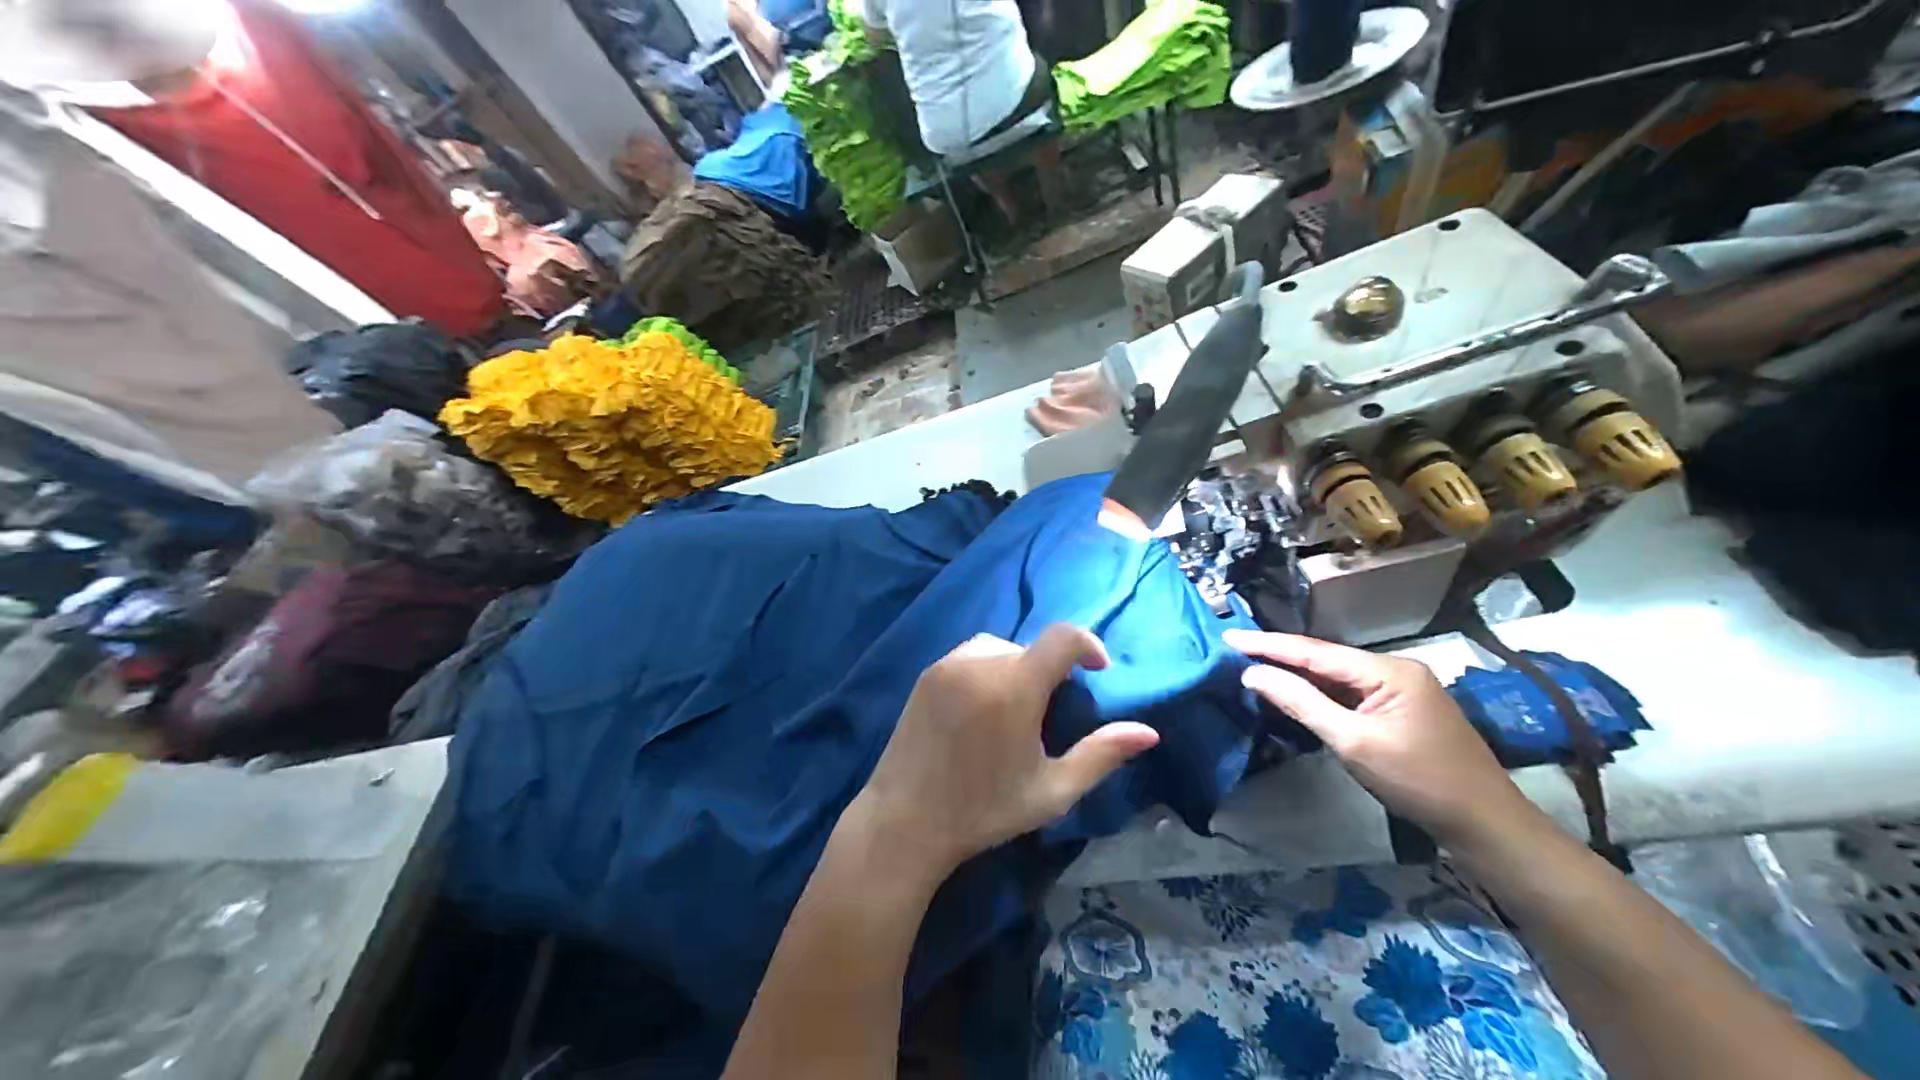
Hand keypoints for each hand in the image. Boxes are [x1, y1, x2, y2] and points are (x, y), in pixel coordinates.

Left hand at [853, 624, 1160, 878]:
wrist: (905, 821)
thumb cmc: (984, 811)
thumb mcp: (1052, 790)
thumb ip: (1101, 755)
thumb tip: (1149, 733)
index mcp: (1014, 687)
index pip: (1062, 637)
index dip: (1088, 644)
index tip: (1097, 671)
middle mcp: (980, 663)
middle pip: (1031, 647)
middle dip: (1050, 669)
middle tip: (1051, 711)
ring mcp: (948, 665)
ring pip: (1000, 647)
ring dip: (1018, 666)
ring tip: (1017, 708)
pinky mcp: (927, 673)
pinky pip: (970, 655)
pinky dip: (988, 668)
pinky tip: (984, 707)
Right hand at [1222, 629, 1540, 849]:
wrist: (1484, 823)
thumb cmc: (1418, 781)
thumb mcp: (1352, 742)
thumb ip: (1301, 703)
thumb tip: (1253, 674)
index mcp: (1388, 670)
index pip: (1314, 652)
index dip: (1267, 645)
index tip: (1228, 637)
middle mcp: (1394, 669)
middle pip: (1324, 658)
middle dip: (1279, 654)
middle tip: (1234, 648)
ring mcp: (1400, 688)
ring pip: (1335, 675)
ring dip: (1296, 673)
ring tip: (1253, 664)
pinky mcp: (1400, 708)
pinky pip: (1349, 692)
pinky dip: (1318, 692)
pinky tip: (1293, 690)